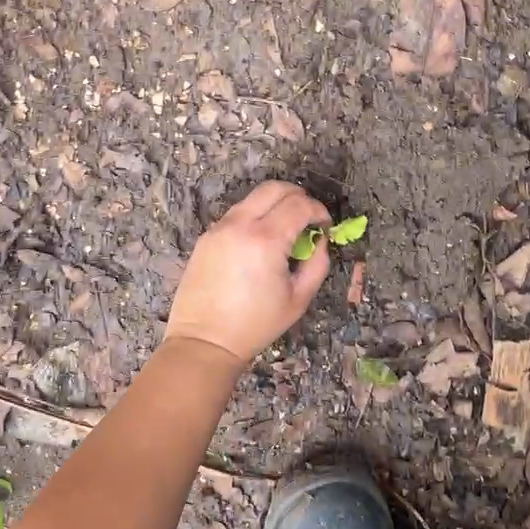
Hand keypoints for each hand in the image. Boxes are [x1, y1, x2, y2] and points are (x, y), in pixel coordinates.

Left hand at [163, 181, 331, 365]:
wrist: (205, 341)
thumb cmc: (256, 325)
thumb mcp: (299, 298)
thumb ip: (317, 263)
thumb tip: (319, 240)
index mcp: (266, 240)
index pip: (299, 205)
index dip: (319, 210)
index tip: (325, 225)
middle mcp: (240, 225)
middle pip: (275, 188)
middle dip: (298, 197)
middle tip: (308, 218)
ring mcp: (219, 228)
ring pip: (253, 198)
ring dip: (275, 206)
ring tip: (284, 232)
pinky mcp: (206, 237)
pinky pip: (237, 215)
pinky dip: (255, 218)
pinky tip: (260, 244)